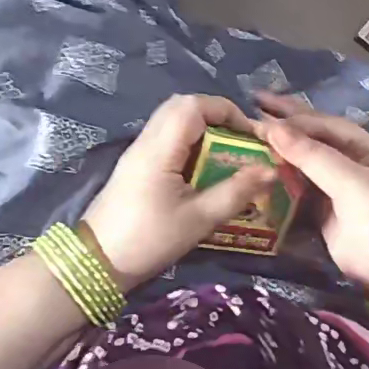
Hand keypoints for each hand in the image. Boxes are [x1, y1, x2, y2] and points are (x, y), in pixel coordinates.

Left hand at [82, 95, 277, 287]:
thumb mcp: (199, 219)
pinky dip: (188, 143)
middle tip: (240, 141)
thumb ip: (236, 191)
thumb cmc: (150, 240)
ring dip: (202, 129)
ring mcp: (137, 152)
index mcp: (160, 148)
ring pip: (171, 121)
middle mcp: (146, 141)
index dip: (226, 111)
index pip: (193, 105)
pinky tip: (202, 170)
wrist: (98, 262)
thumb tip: (271, 170)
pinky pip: (165, 139)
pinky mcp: (135, 166)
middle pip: (181, 107)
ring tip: (225, 154)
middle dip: (216, 116)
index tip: (250, 134)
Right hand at [252, 92, 368, 299]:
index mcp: (365, 148)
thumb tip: (273, 128)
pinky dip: (280, 180)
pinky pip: (298, 188)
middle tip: (248, 111)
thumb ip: (314, 157)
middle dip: (283, 125)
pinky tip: (259, 172)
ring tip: (246, 139)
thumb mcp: (353, 185)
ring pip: (302, 163)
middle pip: (312, 138)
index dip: (292, 118)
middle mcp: (350, 162)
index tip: (258, 113)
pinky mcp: (323, 212)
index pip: (323, 124)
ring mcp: (336, 188)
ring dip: (278, 152)